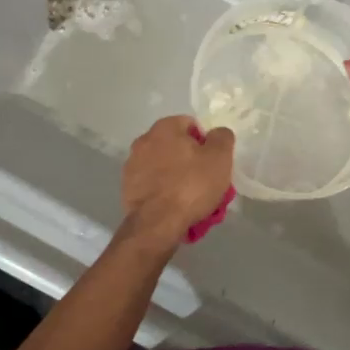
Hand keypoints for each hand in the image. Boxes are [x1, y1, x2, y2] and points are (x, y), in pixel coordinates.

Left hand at [120, 116, 234, 247]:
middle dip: (192, 164)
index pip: (191, 126)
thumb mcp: (219, 158)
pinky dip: (165, 194)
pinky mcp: (127, 189)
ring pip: (166, 169)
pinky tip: (176, 210)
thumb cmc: (191, 185)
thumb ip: (221, 138)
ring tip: (194, 202)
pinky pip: (154, 187)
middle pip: (177, 149)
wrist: (157, 223)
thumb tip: (217, 133)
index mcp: (164, 128)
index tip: (214, 163)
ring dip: (179, 180)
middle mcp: (143, 141)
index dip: (207, 144)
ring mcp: (132, 166)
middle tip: (207, 184)